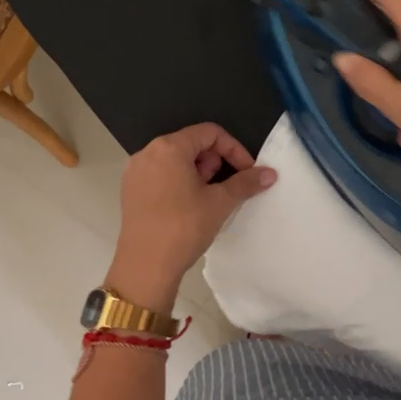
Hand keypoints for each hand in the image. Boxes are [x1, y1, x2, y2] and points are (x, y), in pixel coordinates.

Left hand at [106, 123, 276, 312]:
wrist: (145, 266)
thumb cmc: (184, 227)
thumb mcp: (220, 202)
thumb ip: (246, 182)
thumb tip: (270, 173)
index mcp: (169, 147)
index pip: (210, 133)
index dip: (234, 149)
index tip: (247, 172)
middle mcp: (148, 152)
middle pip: (191, 143)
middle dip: (215, 161)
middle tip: (225, 187)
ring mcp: (136, 172)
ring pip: (175, 160)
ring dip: (198, 172)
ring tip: (208, 198)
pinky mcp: (130, 190)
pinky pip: (161, 174)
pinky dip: (179, 182)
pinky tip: (188, 207)